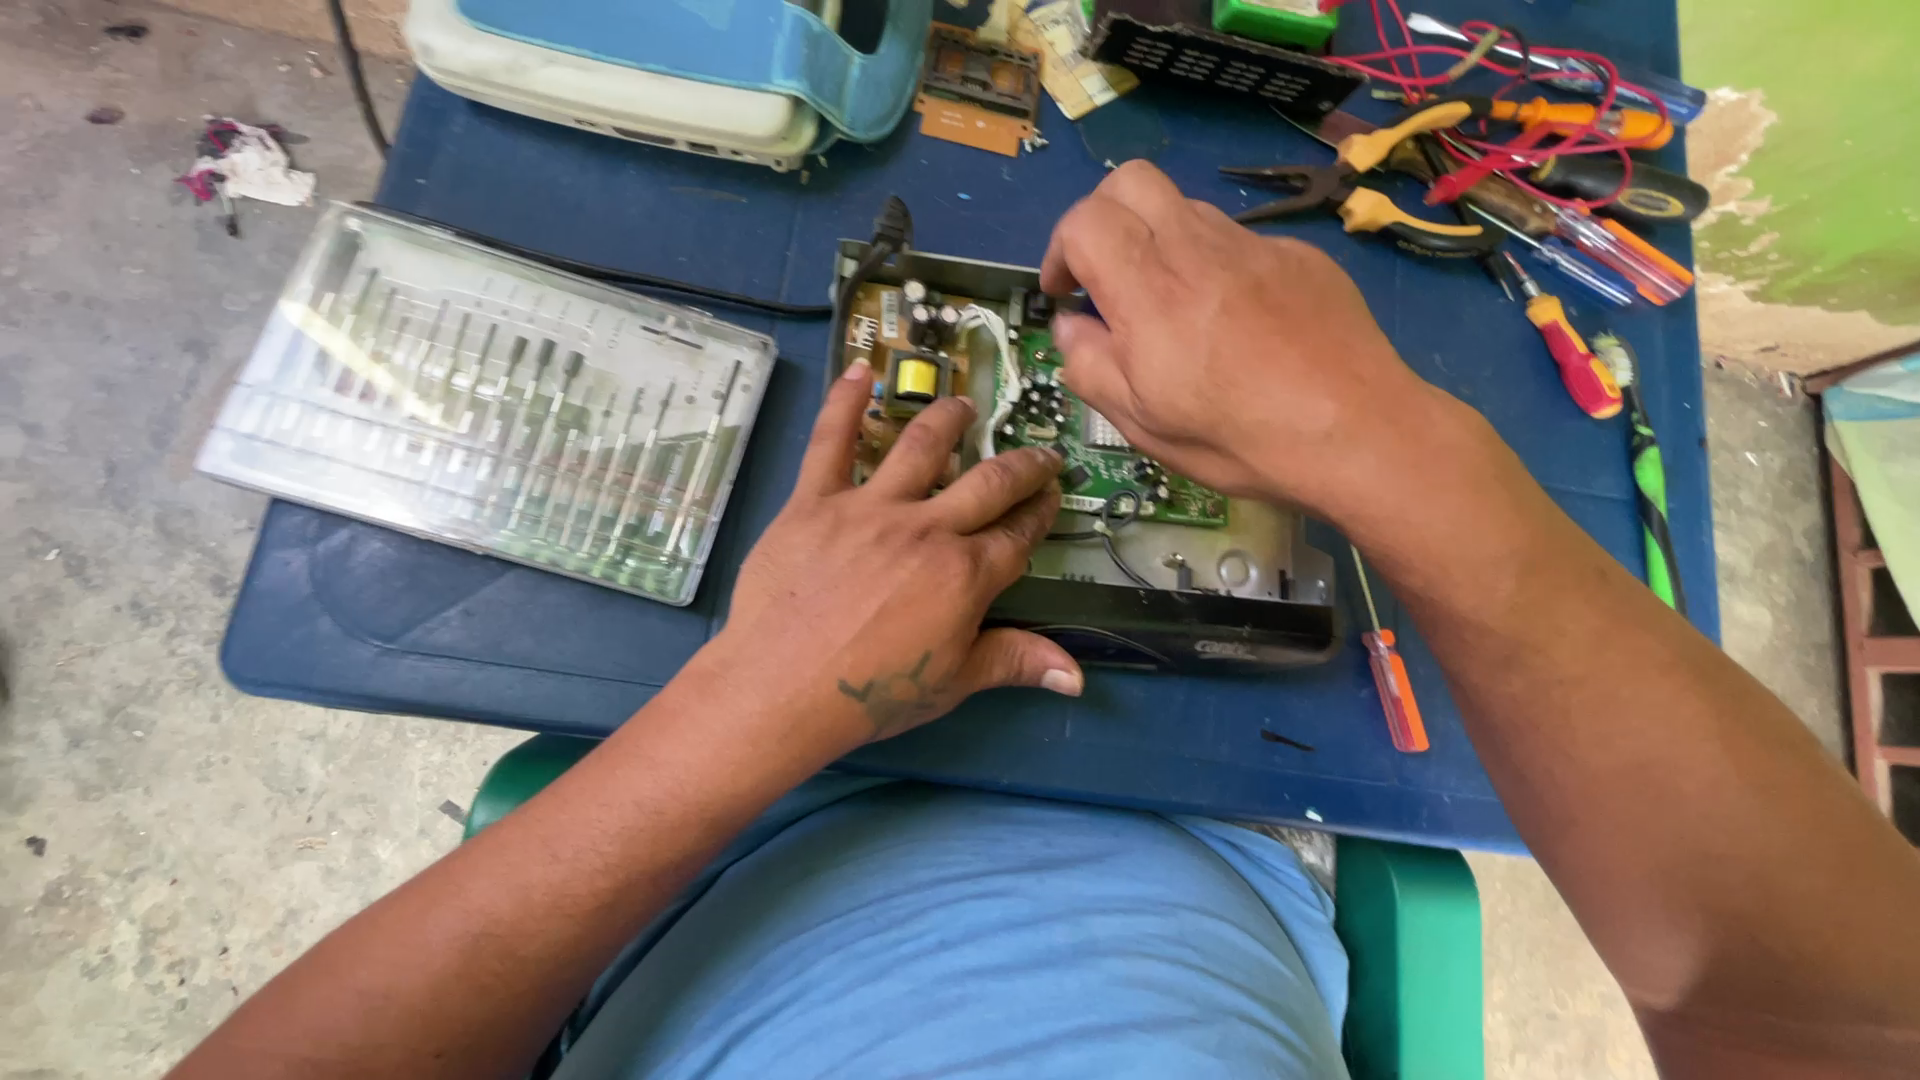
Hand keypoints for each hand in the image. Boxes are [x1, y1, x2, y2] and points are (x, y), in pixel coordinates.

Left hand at [712, 360, 1083, 753]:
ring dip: (949, 419)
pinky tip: (859, 371)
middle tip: (1039, 453)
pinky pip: (831, 442)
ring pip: (921, 446)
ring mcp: (871, 508)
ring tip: (964, 405)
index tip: (1052, 496)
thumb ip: (1016, 663)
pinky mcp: (815, 500)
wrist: (782, 688)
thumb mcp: (954, 683)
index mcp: (966, 574)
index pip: (1018, 534)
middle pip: (988, 483)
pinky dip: (844, 403)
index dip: (1040, 514)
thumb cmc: (873, 694)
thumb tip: (1079, 679)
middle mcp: (928, 529)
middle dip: (1022, 466)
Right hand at [1040, 161, 1475, 527]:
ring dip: (1157, 241)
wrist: (1358, 433)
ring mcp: (1254, 247)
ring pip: (1185, 207)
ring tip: (1170, 304)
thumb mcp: (1141, 424)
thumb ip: (1090, 365)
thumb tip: (1071, 326)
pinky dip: (1213, 264)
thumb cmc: (1237, 439)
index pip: (1085, 221)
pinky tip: (1234, 321)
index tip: (1064, 293)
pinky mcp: (1298, 255)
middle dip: (1100, 219)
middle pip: (1130, 181)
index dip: (1060, 250)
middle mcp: (1199, 251)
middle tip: (1104, 276)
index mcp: (1150, 294)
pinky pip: (1238, 239)